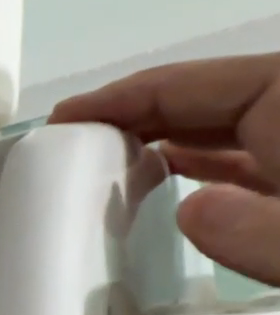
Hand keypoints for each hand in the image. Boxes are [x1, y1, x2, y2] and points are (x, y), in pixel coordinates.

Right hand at [51, 53, 279, 284]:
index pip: (194, 83)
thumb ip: (259, 231)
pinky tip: (165, 179)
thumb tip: (192, 211)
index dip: (115, 100)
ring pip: (232, 126)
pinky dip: (203, 163)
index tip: (55, 124)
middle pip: (210, 99)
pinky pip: (252, 157)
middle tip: (63, 148)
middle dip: (131, 118)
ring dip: (162, 140)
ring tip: (98, 163)